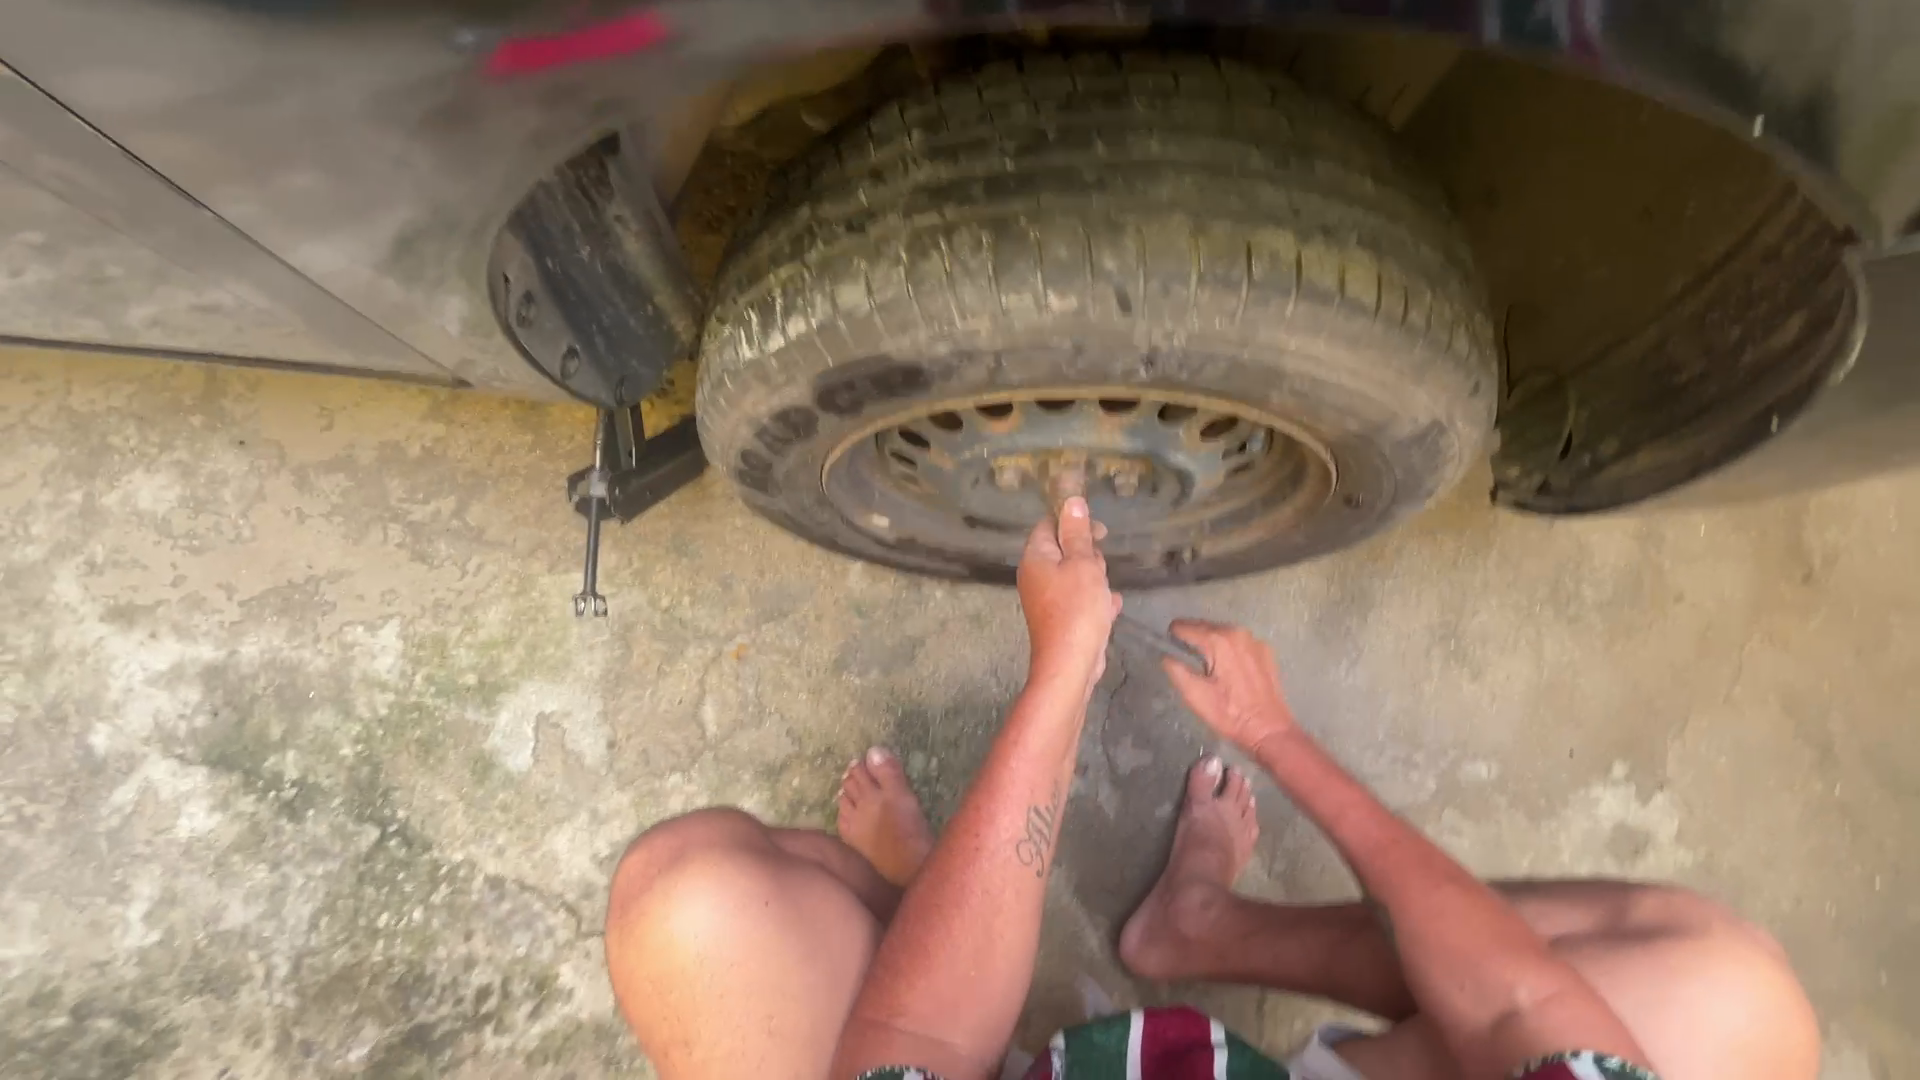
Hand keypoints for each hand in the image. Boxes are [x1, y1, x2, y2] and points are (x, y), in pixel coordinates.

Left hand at [1016, 496, 1120, 697]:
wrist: (1070, 663)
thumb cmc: (1076, 608)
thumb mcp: (1082, 564)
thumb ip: (1078, 533)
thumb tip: (1071, 501)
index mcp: (1035, 557)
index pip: (1049, 524)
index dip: (1075, 522)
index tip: (1100, 532)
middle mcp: (1035, 575)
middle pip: (1064, 550)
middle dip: (1089, 556)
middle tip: (1099, 571)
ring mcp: (1045, 598)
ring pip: (1076, 575)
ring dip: (1096, 580)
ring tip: (1104, 594)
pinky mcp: (1059, 618)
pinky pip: (1080, 599)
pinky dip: (1096, 602)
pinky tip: (1110, 609)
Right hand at [1162, 620, 1296, 753]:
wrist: (1269, 730)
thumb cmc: (1229, 714)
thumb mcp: (1194, 695)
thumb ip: (1175, 669)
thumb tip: (1167, 655)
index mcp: (1218, 640)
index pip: (1185, 626)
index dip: (1173, 637)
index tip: (1170, 650)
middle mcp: (1238, 633)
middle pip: (1205, 626)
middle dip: (1193, 639)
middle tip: (1188, 662)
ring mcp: (1255, 641)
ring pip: (1222, 633)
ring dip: (1211, 644)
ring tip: (1208, 667)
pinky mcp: (1266, 652)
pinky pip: (1238, 643)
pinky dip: (1229, 650)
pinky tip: (1230, 671)